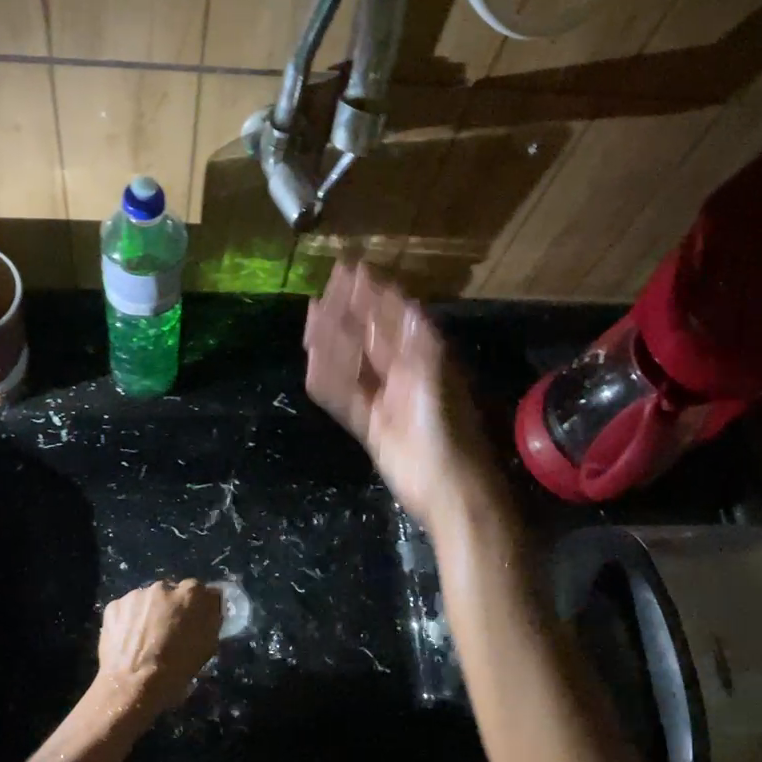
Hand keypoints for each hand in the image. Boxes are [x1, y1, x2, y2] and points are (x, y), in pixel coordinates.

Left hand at [95, 580, 223, 717]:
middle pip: (171, 593)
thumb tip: (208, 611)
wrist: (134, 684)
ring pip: (146, 600)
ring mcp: (136, 594)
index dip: (197, 607)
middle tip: (167, 632)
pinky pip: (126, 610)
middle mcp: (164, 586)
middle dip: (171, 608)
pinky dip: (128, 621)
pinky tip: (127, 641)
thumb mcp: (208, 646)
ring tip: (143, 640)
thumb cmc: (177, 669)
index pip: (201, 591)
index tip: (194, 622)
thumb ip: (210, 620)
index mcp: (192, 594)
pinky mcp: (114, 605)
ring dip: (148, 613)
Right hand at [303, 262, 500, 533]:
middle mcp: (406, 375)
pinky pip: (344, 400)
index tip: (352, 271)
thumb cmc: (449, 433)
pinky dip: (328, 383)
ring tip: (310, 319)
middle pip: (371, 337)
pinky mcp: (372, 428)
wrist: (450, 491)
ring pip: (353, 365)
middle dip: (350, 312)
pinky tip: (312, 365)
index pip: (396, 319)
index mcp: (427, 359)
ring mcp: (387, 401)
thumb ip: (417, 344)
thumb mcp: (437, 380)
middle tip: (325, 287)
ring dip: (333, 342)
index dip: (375, 295)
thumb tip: (405, 302)